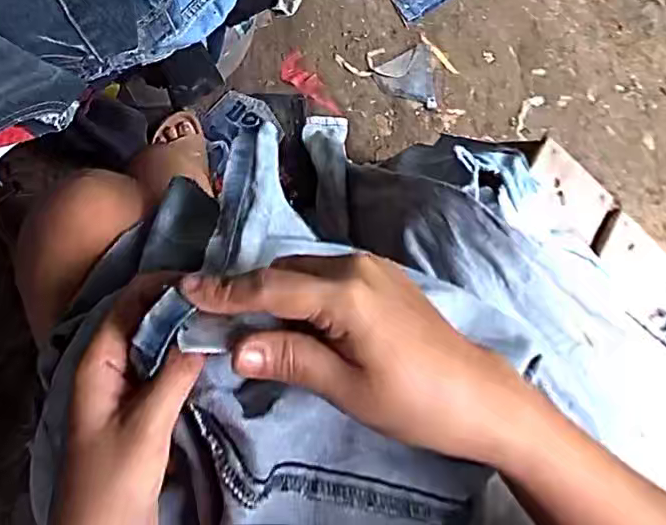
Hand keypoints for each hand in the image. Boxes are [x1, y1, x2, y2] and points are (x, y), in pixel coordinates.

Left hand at [55, 274, 205, 524]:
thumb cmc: (113, 483)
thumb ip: (176, 372)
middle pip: (144, 312)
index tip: (208, 282)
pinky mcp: (136, 401)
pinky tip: (208, 348)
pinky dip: (182, 349)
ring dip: (183, 324)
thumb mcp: (147, 425)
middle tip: (221, 297)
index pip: (132, 299)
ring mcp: (121, 382)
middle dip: (179, 301)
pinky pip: (160, 360)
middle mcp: (107, 362)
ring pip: (154, 336)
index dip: (166, 283)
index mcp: (98, 359)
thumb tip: (207, 326)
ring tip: (220, 316)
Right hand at [180, 254, 540, 465]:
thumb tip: (237, 345)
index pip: (272, 286)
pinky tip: (294, 314)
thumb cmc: (413, 400)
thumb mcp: (348, 388)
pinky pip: (327, 274)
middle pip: (286, 271)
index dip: (226, 291)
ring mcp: (371, 266)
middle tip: (209, 312)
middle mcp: (355, 264)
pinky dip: (302, 290)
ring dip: (275, 290)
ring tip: (245, 317)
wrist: (478, 393)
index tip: (187, 288)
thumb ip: (292, 358)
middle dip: (247, 290)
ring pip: (306, 270)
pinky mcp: (381, 275)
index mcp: (345, 291)